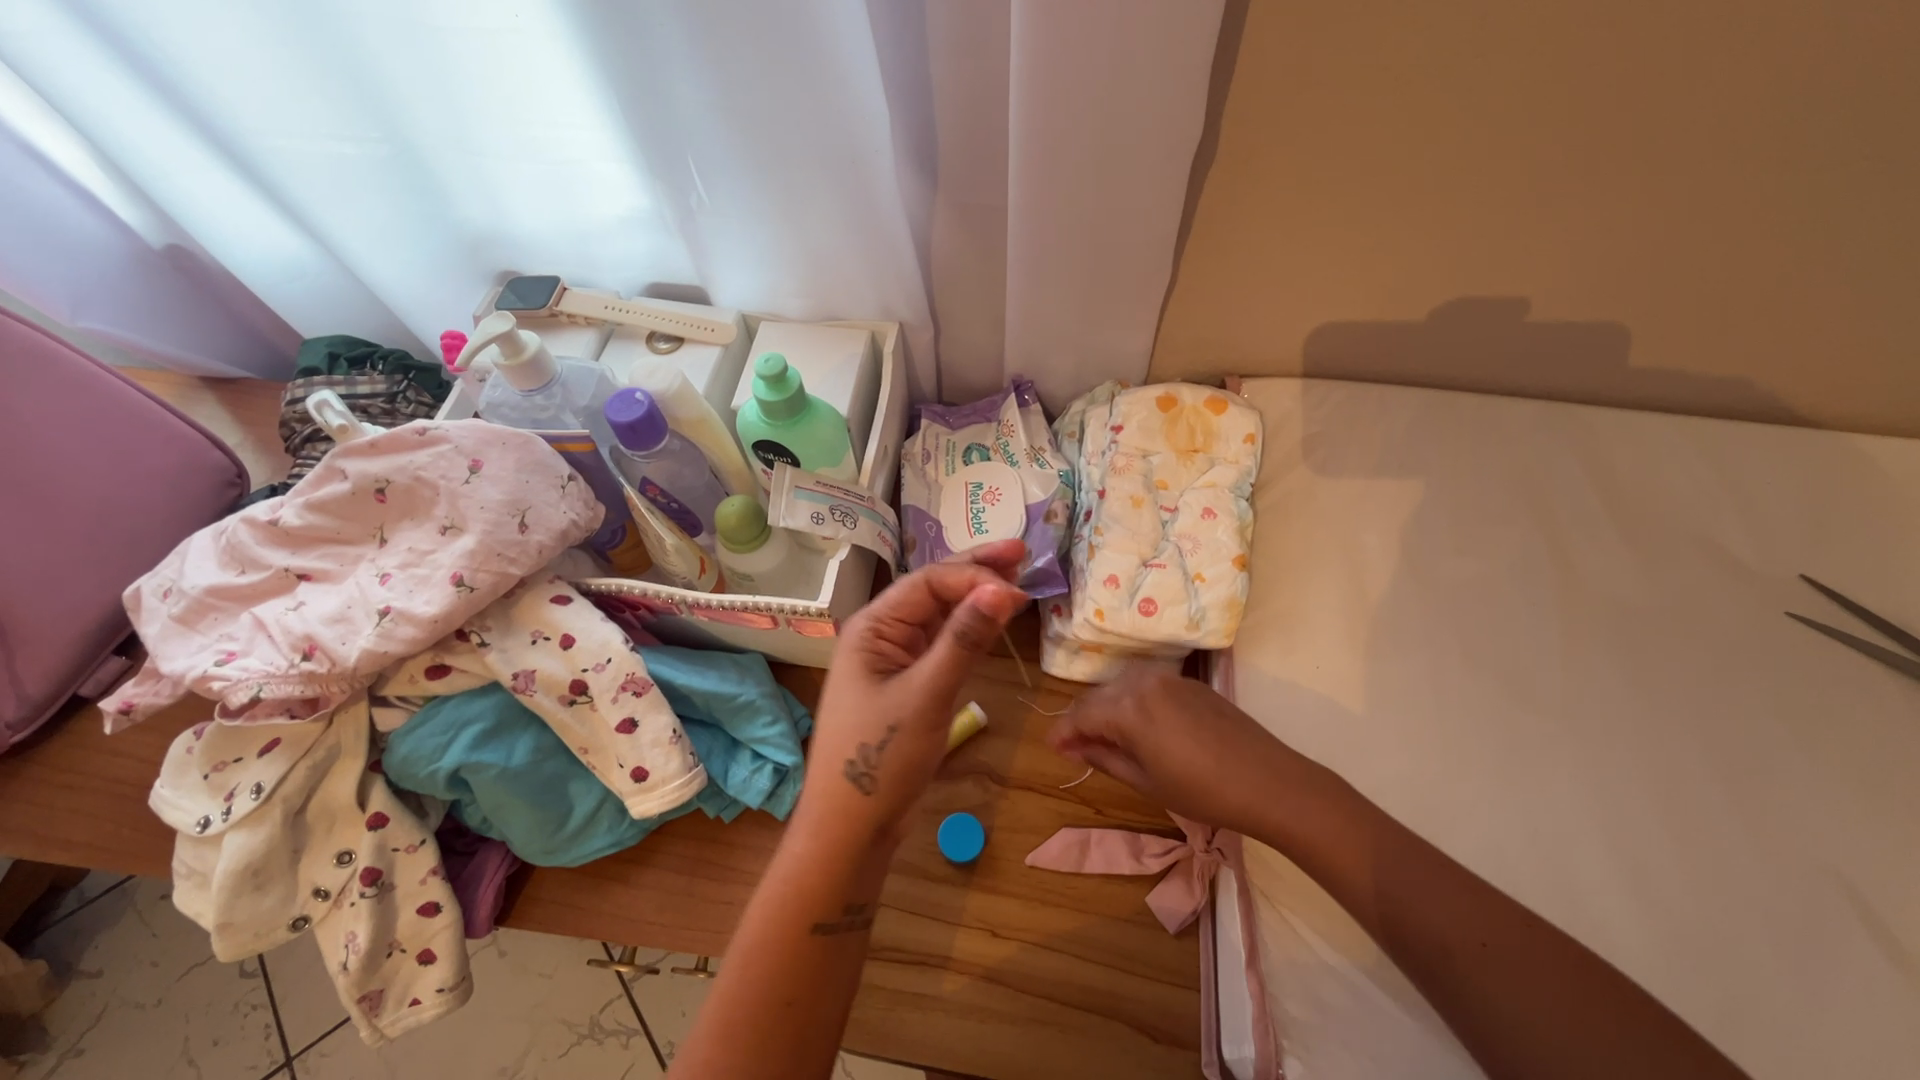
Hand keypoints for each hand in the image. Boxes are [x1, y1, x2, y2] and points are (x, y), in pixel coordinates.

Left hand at [800, 540, 1027, 847]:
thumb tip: (1001, 589)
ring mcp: (893, 660)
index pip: (928, 583)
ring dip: (974, 600)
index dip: (974, 577)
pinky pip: (940, 646)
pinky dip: (968, 632)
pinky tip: (991, 622)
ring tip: (1014, 579)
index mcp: (872, 626)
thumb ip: (964, 640)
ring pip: (939, 618)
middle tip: (1021, 553)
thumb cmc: (881, 757)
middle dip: (975, 571)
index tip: (1018, 588)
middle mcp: (880, 635)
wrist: (852, 825)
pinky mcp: (907, 685)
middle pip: (932, 591)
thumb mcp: (926, 694)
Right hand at [1046, 666, 1329, 836]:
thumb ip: (1104, 757)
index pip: (1081, 715)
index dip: (1063, 732)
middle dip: (1082, 719)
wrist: (1269, 782)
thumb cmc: (1203, 792)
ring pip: (1122, 687)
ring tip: (1105, 737)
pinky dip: (1133, 702)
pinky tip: (1138, 726)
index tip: (1052, 748)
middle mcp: (1144, 683)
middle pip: (1099, 696)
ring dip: (1107, 708)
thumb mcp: (1145, 781)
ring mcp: (1170, 680)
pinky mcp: (1191, 684)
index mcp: (1129, 708)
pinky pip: (1148, 686)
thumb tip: (1073, 747)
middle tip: (1074, 746)